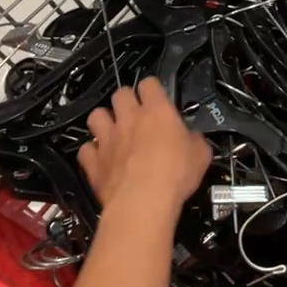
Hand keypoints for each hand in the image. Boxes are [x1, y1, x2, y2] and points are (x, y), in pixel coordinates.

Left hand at [77, 77, 210, 217]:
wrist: (143, 202)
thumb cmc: (175, 175)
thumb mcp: (201, 154)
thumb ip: (194, 140)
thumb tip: (192, 139)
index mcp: (157, 111)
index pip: (149, 83)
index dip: (152, 89)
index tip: (157, 98)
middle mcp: (129, 118)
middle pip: (120, 93)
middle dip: (126, 100)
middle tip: (135, 114)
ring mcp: (107, 139)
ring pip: (96, 116)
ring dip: (104, 121)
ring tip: (113, 131)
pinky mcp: (93, 162)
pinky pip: (86, 149)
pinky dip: (92, 152)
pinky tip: (100, 158)